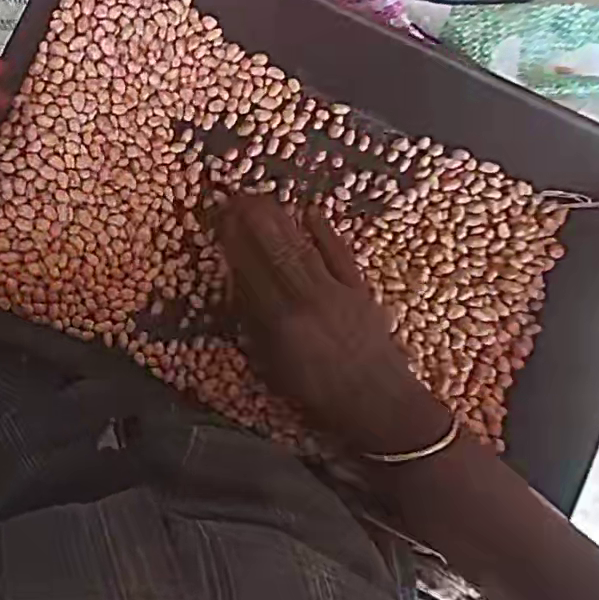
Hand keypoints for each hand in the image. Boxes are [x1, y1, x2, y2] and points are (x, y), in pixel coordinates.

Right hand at [217, 194, 447, 453]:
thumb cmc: (317, 394)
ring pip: (302, 248)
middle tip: (235, 195)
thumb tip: (239, 289)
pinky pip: (341, 255)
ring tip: (262, 198)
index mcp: (281, 321)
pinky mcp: (361, 290)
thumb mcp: (273, 368)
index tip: (219, 219)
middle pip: (275, 251)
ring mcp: (336, 291)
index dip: (233, 243)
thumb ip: (255, 327)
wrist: (378, 404)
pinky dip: (326, 233)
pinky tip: (311, 212)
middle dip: (253, 220)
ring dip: (281, 220)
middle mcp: (307, 299)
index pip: (250, 272)